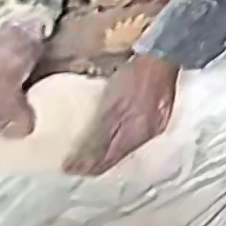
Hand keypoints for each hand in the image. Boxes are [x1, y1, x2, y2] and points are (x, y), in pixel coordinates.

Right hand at [0, 28, 44, 166]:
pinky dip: (18, 116)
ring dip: (10, 131)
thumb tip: (18, 136)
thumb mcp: (1, 86)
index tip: (11, 153)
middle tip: (30, 145)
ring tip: (39, 132)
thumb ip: (6, 112)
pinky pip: (2, 113)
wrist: (12, 25)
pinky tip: (41, 115)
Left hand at [65, 55, 177, 175]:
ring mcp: (157, 120)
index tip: (62, 162)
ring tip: (86, 137)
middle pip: (116, 155)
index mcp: (138, 136)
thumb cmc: (134, 80)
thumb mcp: (112, 110)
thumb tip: (74, 170)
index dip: (82, 166)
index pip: (105, 165)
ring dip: (105, 144)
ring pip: (125, 143)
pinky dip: (117, 132)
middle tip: (70, 151)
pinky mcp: (159, 109)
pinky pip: (133, 130)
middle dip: (94, 157)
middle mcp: (150, 133)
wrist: (163, 55)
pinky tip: (110, 122)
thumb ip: (97, 140)